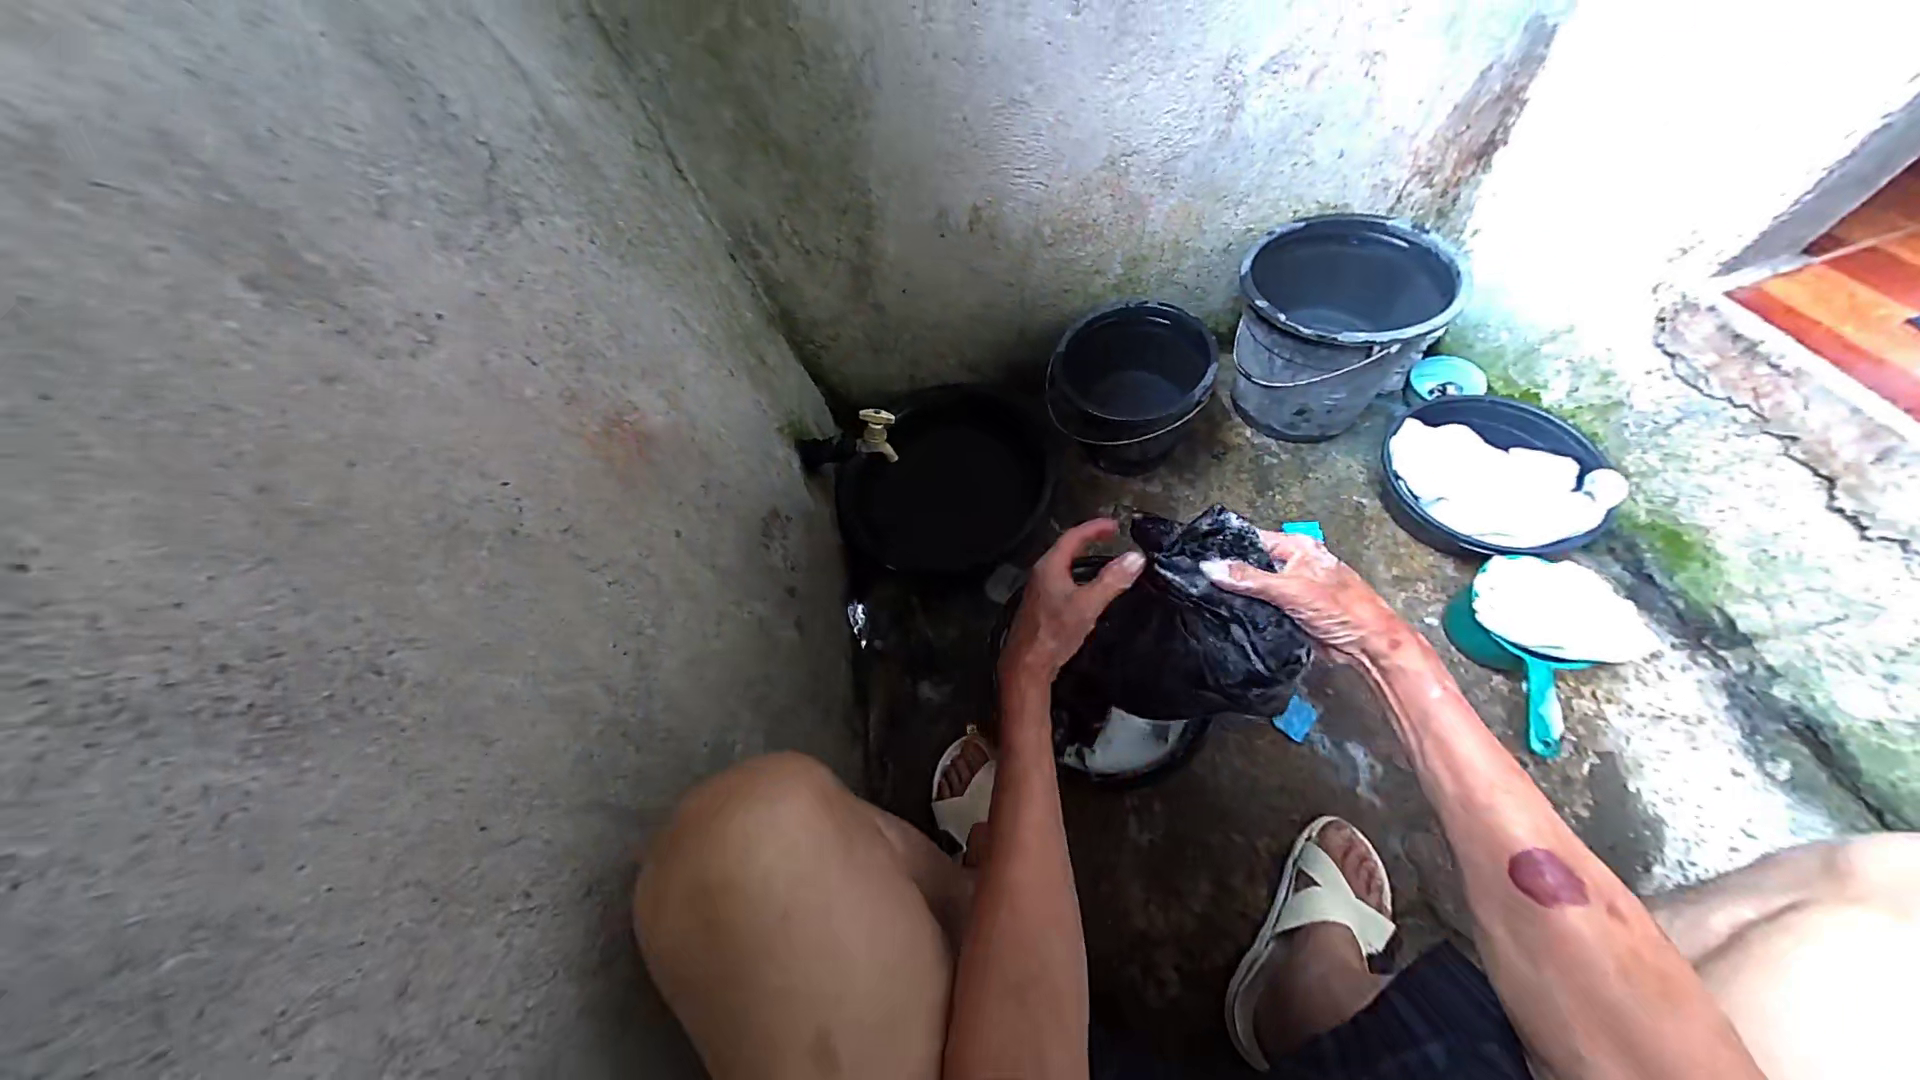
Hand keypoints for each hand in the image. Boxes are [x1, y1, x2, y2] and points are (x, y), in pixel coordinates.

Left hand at [999, 519, 1145, 687]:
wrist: (1027, 663)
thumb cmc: (1054, 632)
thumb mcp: (1088, 605)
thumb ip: (1112, 580)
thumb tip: (1135, 558)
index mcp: (1050, 567)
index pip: (1073, 536)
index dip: (1094, 528)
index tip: (1114, 525)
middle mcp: (1041, 574)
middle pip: (1066, 548)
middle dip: (1089, 539)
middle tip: (1109, 536)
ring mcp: (1039, 590)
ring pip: (1063, 565)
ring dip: (1083, 557)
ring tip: (1103, 557)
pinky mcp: (1041, 605)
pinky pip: (1062, 580)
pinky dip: (1078, 575)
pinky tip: (1087, 588)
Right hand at [1199, 531, 1409, 666]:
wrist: (1368, 646)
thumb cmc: (1342, 609)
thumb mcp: (1290, 589)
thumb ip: (1249, 579)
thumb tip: (1210, 567)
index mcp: (1296, 548)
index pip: (1251, 539)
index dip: (1226, 546)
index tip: (1197, 555)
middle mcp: (1291, 564)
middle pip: (1248, 563)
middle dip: (1226, 572)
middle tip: (1195, 578)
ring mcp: (1288, 588)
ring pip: (1251, 587)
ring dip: (1234, 593)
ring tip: (1202, 595)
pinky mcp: (1286, 610)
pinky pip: (1258, 606)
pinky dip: (1244, 609)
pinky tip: (1223, 612)